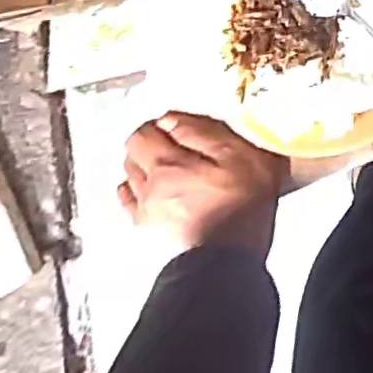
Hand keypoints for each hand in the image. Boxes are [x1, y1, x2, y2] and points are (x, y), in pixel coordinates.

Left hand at [118, 112, 286, 253]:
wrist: (232, 252)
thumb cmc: (242, 196)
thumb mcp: (235, 151)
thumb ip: (200, 131)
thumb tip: (169, 120)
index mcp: (166, 164)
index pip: (142, 133)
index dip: (160, 125)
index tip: (183, 127)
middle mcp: (146, 186)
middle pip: (132, 154)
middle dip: (152, 145)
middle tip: (182, 145)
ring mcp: (144, 210)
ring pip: (131, 176)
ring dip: (147, 166)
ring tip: (176, 167)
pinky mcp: (150, 229)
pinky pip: (131, 202)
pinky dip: (138, 190)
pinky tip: (158, 189)